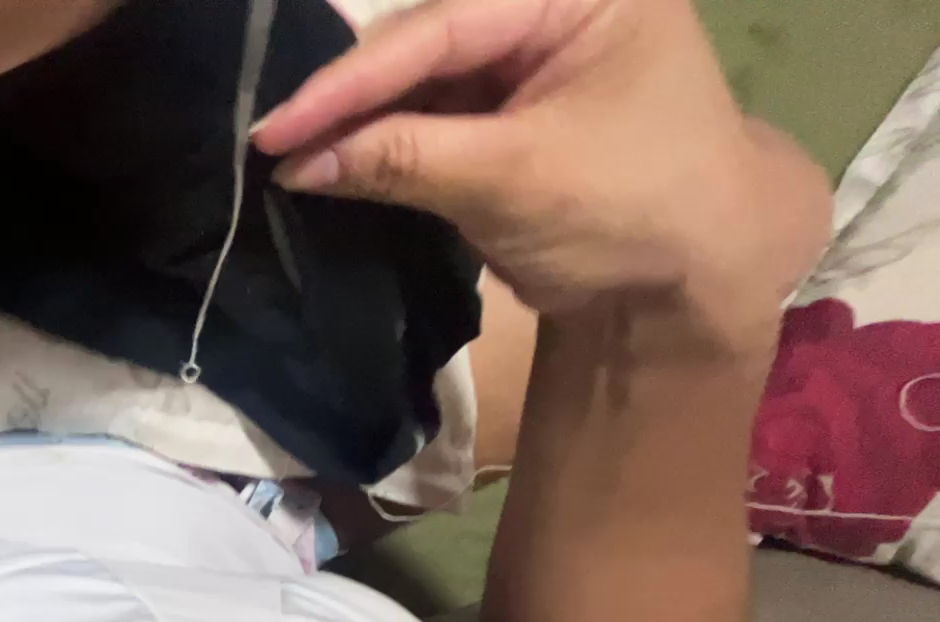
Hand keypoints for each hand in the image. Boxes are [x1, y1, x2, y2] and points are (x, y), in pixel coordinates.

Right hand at [252, 0, 830, 321]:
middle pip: (414, 44)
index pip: (439, 27)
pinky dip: (366, 146)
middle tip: (267, 142)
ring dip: (345, 122)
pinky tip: (321, 161)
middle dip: (341, 98)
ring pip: (404, 83)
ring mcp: (511, 62)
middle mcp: (540, 10)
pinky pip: (411, 120)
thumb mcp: (510, 179)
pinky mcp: (486, 113)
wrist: (678, 272)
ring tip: (283, 153)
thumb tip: (297, 166)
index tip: (274, 130)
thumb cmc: (625, 208)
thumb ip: (401, 161)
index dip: (347, 82)